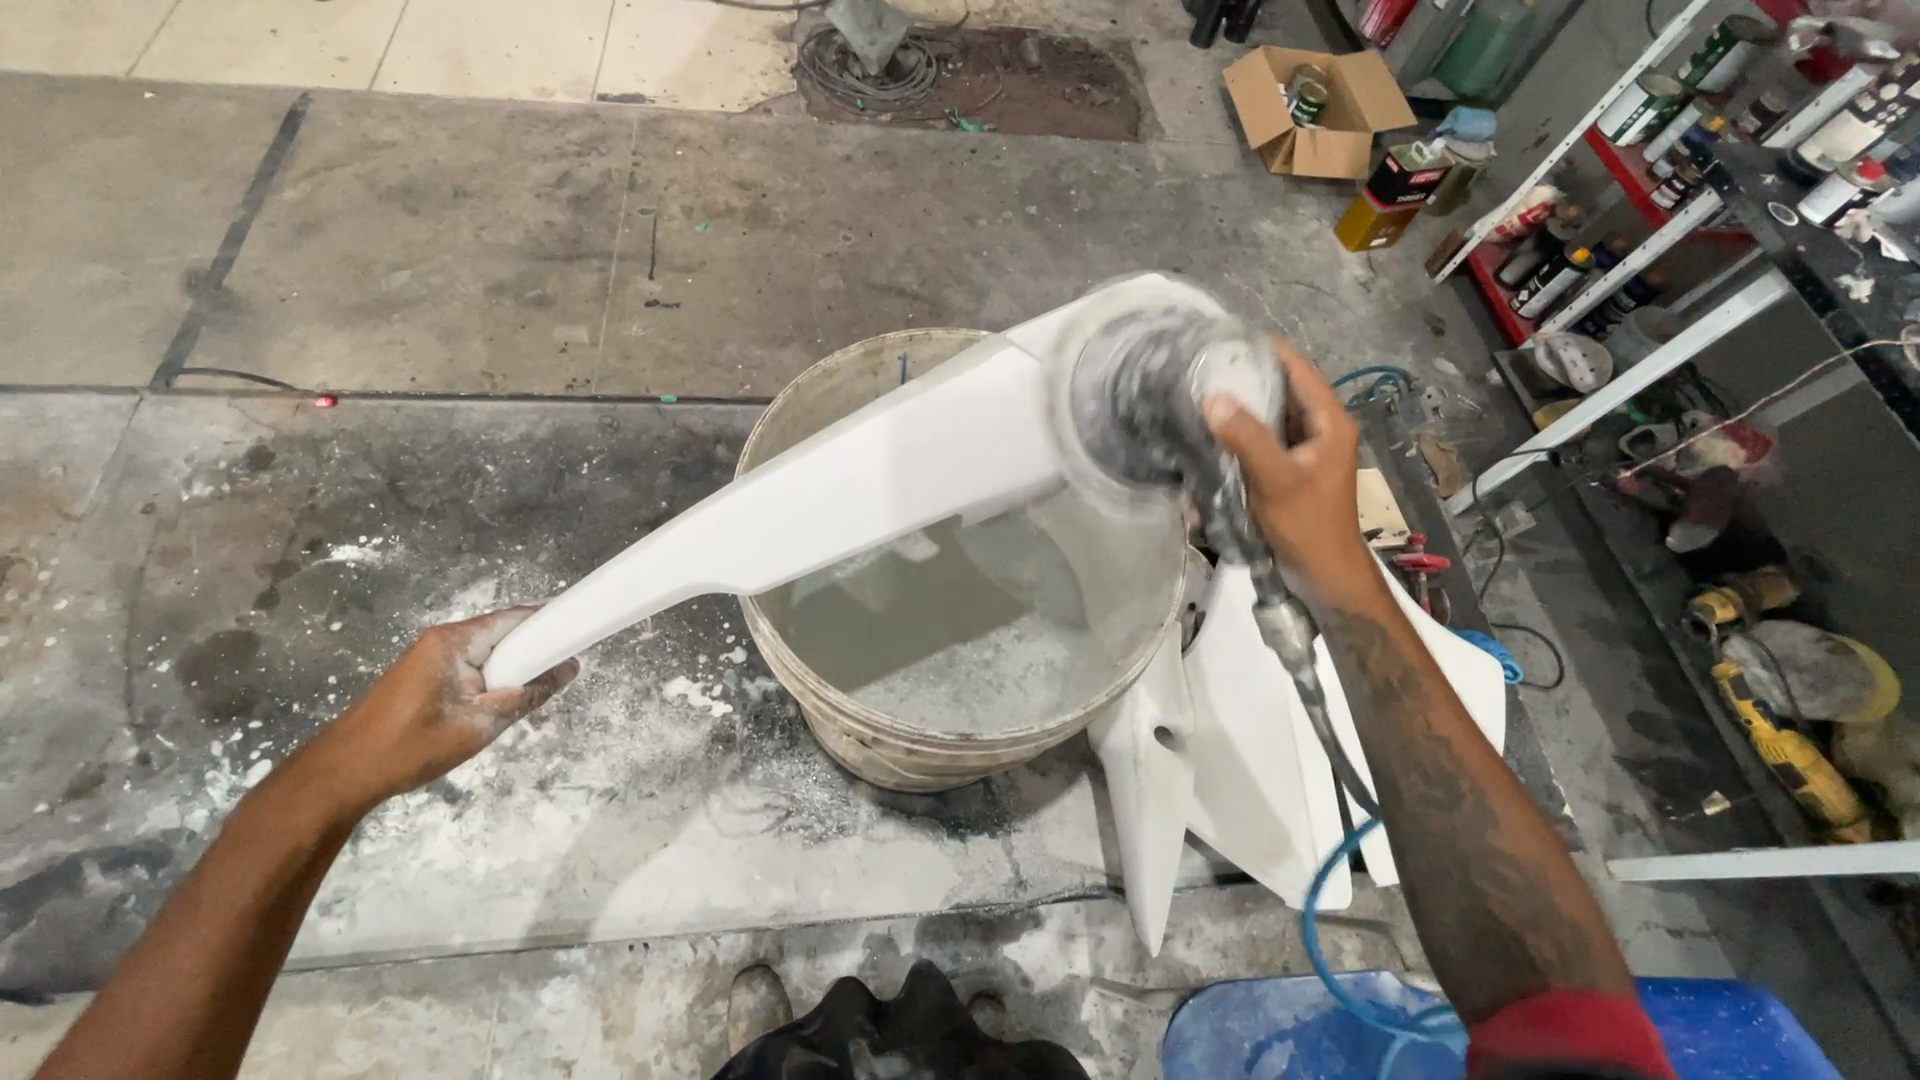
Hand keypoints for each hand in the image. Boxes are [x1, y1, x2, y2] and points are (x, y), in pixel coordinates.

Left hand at [290, 606, 578, 817]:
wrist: (340, 776)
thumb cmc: (409, 747)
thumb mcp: (480, 724)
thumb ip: (528, 694)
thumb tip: (569, 668)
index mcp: (454, 641)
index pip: (517, 618)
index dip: (553, 622)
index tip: (584, 633)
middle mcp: (444, 638)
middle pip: (506, 632)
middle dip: (536, 650)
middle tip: (559, 676)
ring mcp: (433, 655)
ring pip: (492, 652)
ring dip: (515, 669)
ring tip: (533, 695)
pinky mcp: (428, 673)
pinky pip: (476, 665)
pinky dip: (496, 678)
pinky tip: (503, 703)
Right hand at [1204, 340, 1379, 610]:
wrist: (1324, 573)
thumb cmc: (1307, 524)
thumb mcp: (1274, 478)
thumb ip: (1246, 437)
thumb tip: (1213, 398)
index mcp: (1330, 422)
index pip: (1300, 369)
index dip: (1269, 349)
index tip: (1229, 338)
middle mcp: (1323, 428)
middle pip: (1286, 388)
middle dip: (1251, 375)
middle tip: (1208, 365)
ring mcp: (1309, 450)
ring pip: (1276, 414)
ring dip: (1247, 403)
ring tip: (1207, 391)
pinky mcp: (1295, 469)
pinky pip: (1270, 438)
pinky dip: (1247, 430)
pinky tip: (1219, 430)